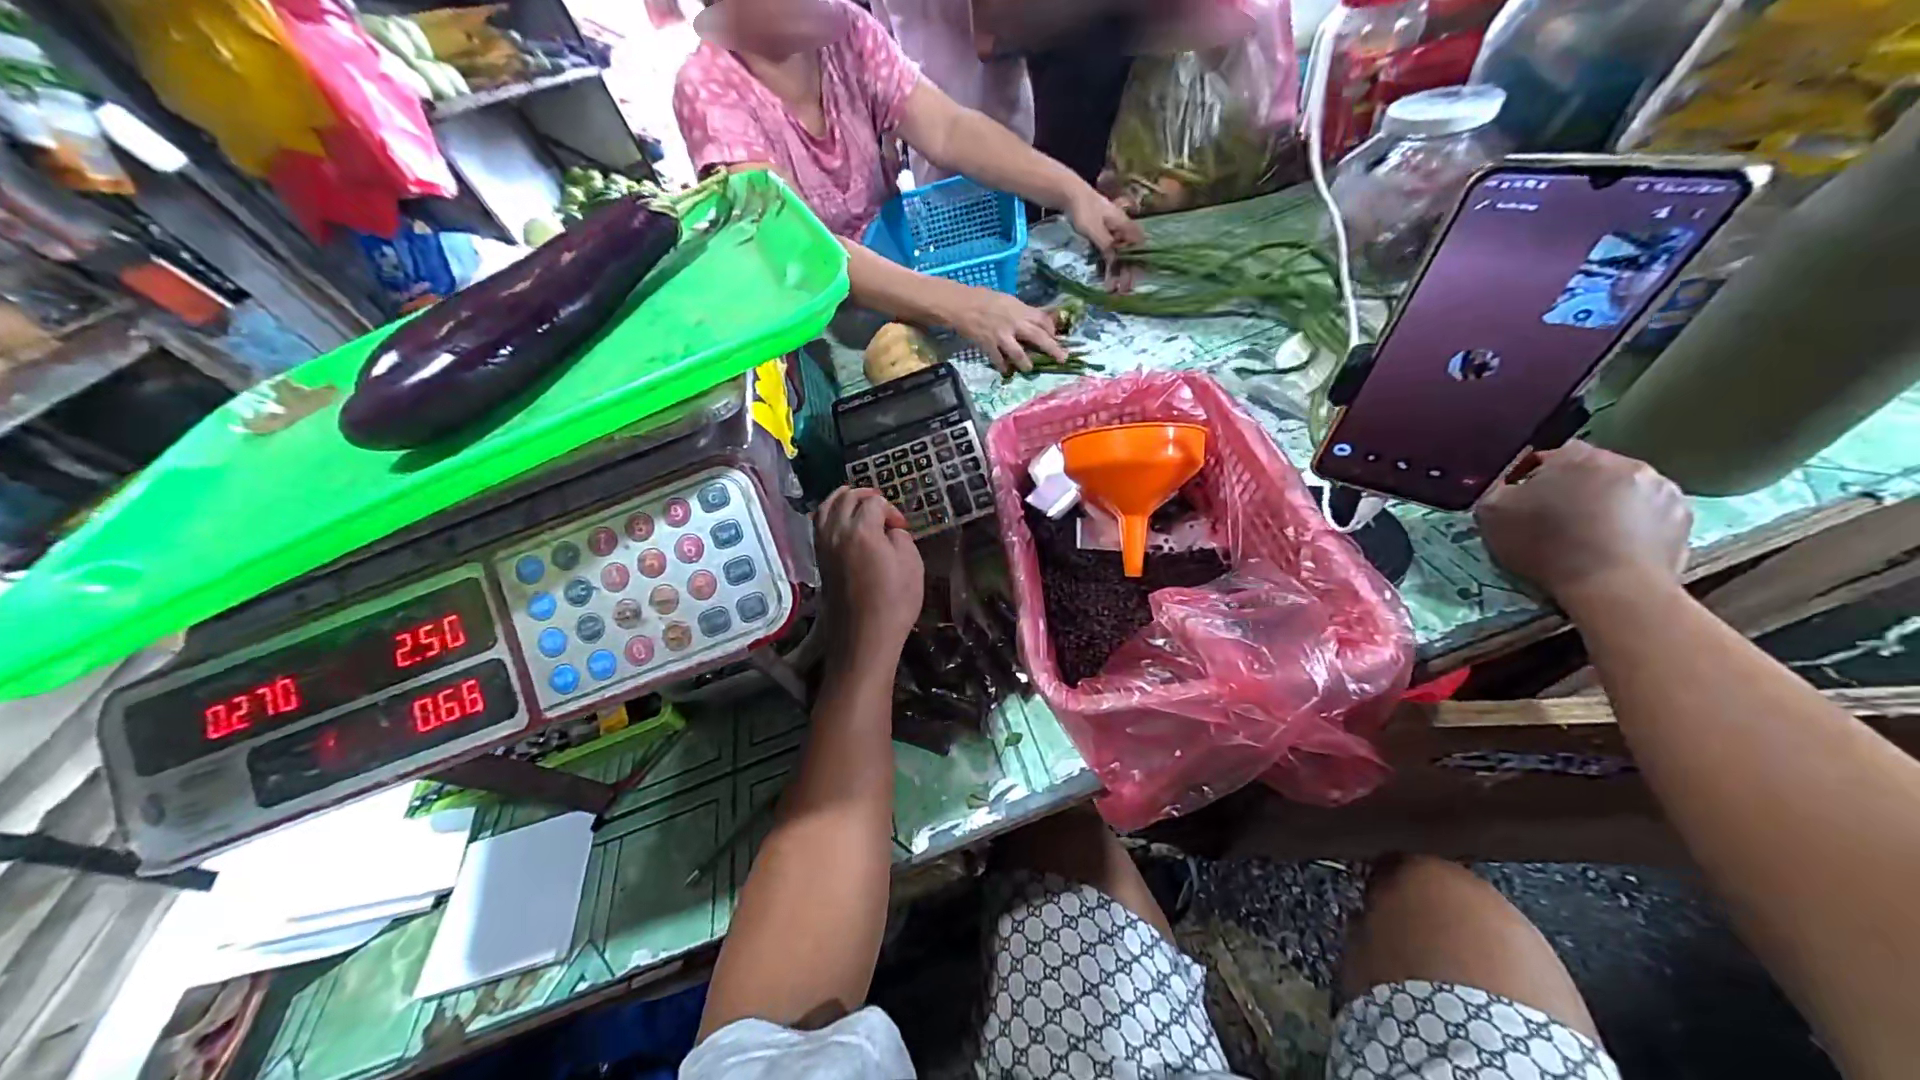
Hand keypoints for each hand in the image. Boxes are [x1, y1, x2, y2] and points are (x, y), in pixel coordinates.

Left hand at [815, 486, 923, 660]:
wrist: (864, 637)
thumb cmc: (894, 602)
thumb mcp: (912, 564)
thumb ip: (901, 538)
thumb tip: (890, 532)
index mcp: (861, 530)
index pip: (874, 502)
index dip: (891, 509)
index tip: (902, 527)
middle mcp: (836, 532)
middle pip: (846, 498)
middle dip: (866, 496)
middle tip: (882, 507)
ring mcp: (823, 546)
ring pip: (826, 507)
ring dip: (843, 500)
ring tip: (858, 503)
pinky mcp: (819, 560)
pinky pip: (820, 524)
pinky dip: (831, 515)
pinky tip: (843, 522)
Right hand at [935, 281, 1066, 373]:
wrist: (961, 304)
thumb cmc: (982, 298)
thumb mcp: (1006, 300)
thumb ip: (1020, 311)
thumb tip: (1033, 322)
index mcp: (1019, 309)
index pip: (1043, 320)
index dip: (1051, 329)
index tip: (1055, 336)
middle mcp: (1014, 323)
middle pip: (1038, 337)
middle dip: (1052, 349)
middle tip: (1062, 358)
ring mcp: (1001, 335)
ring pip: (1019, 353)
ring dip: (1026, 363)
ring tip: (1029, 369)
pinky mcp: (989, 345)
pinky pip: (999, 359)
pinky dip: (1003, 367)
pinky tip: (1006, 371)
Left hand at [1066, 189, 1143, 287]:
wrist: (1071, 194)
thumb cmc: (1084, 209)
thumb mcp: (1095, 230)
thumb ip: (1106, 245)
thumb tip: (1116, 262)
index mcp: (1125, 226)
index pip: (1138, 248)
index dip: (1138, 264)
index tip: (1134, 280)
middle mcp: (1121, 230)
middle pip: (1129, 254)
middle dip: (1127, 272)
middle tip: (1123, 291)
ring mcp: (1112, 232)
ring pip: (1119, 255)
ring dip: (1117, 271)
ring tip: (1113, 288)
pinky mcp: (1102, 235)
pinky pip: (1109, 253)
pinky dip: (1108, 264)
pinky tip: (1105, 277)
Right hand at [1475, 441, 1691, 606]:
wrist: (1613, 587)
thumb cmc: (1545, 547)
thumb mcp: (1492, 515)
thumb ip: (1496, 489)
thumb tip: (1507, 485)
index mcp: (1578, 457)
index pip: (1551, 454)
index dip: (1534, 476)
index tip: (1524, 501)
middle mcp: (1626, 463)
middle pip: (1592, 470)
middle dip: (1576, 487)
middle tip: (1558, 517)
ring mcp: (1662, 489)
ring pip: (1624, 489)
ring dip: (1608, 503)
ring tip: (1592, 534)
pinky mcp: (1683, 517)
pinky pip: (1650, 512)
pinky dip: (1635, 523)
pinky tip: (1618, 545)